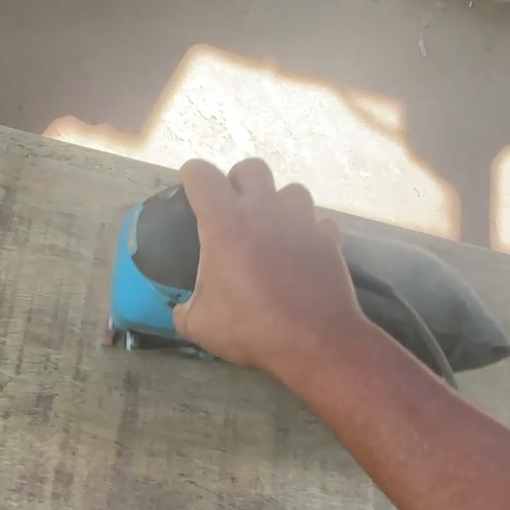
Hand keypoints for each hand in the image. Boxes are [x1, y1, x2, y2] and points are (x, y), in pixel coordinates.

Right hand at [171, 159, 371, 382]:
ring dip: (278, 203)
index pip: (202, 175)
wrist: (315, 341)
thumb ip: (184, 311)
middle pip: (251, 168)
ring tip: (271, 229)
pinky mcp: (328, 238)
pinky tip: (301, 250)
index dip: (192, 176)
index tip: (190, 188)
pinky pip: (318, 221)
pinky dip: (308, 230)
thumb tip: (180, 311)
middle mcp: (264, 210)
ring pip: (291, 190)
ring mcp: (301, 221)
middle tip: (232, 209)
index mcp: (225, 223)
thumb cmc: (252, 328)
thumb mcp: (200, 326)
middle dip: (238, 181)